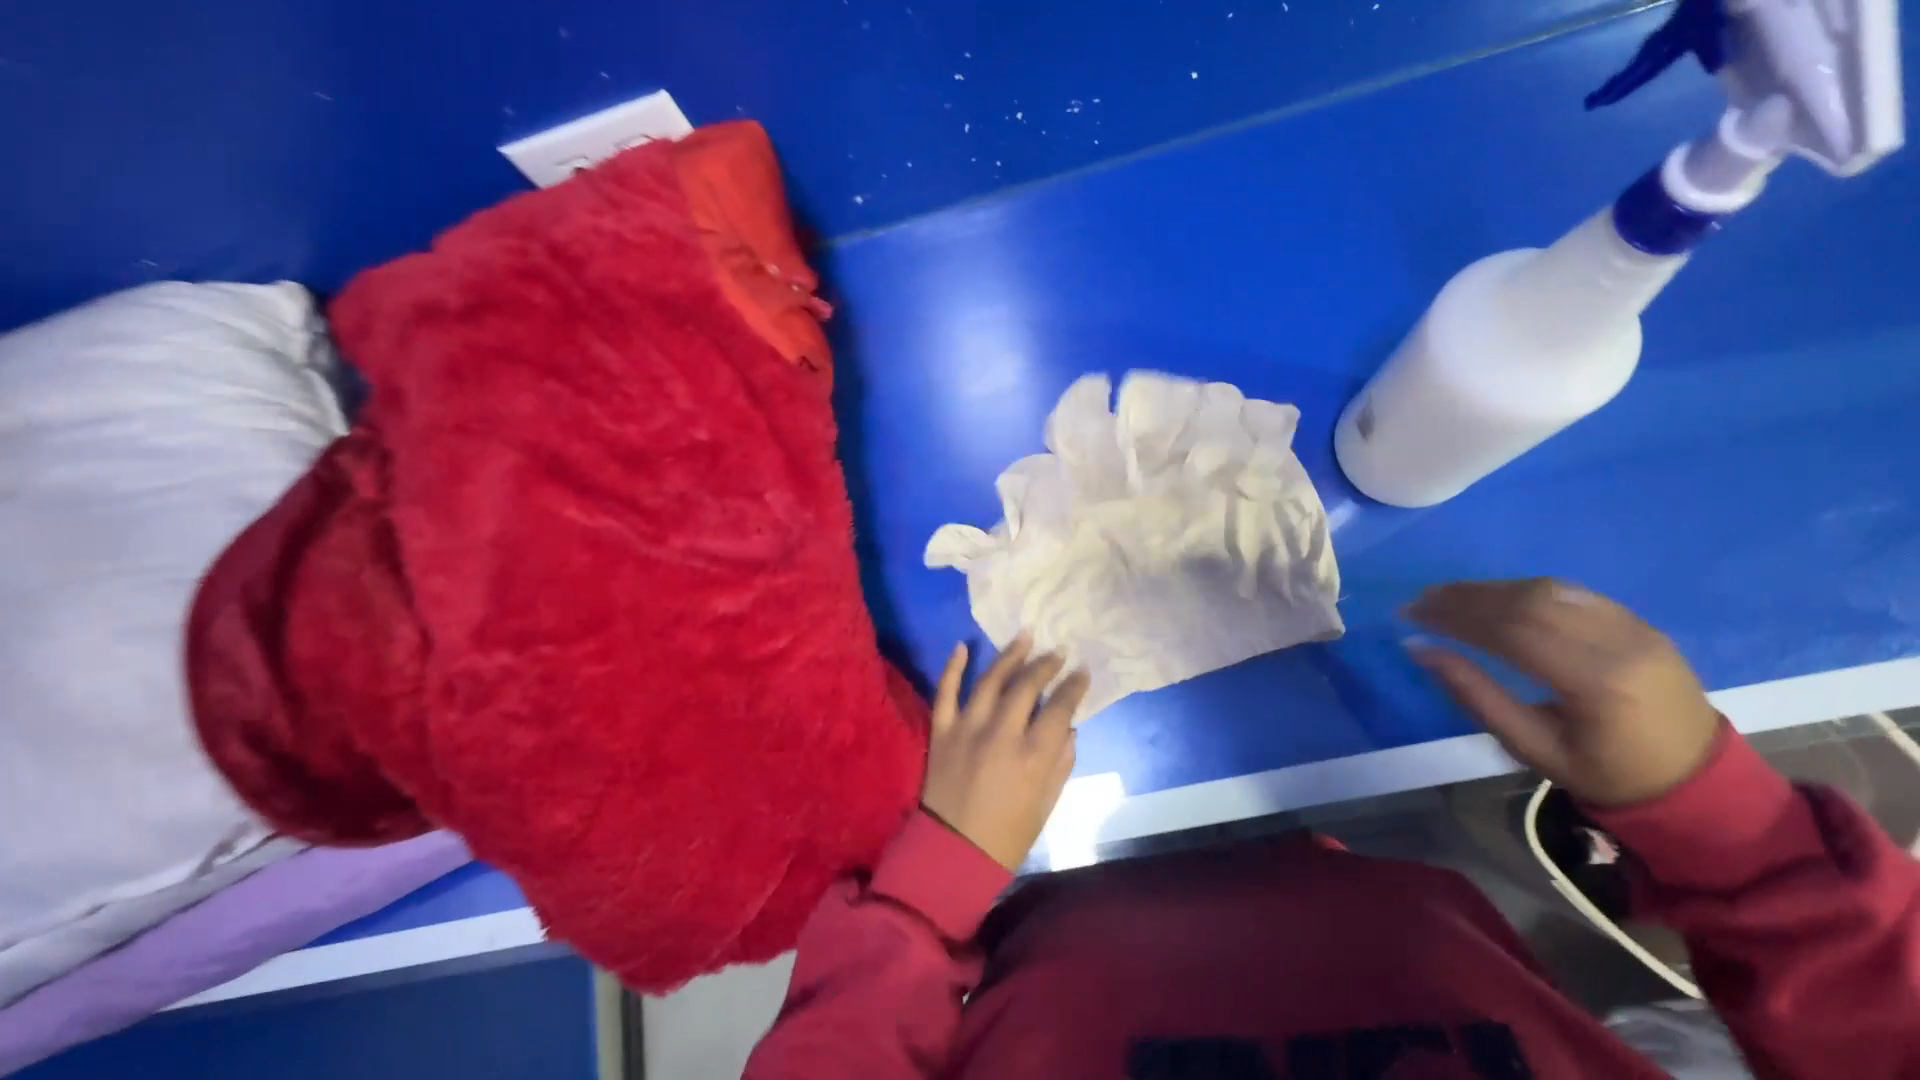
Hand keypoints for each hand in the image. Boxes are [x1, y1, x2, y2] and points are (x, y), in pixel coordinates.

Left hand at [920, 635, 1090, 871]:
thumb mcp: (1047, 805)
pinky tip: (963, 646)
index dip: (1074, 687)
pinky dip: (953, 668)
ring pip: (990, 681)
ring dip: (1009, 656)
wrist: (953, 854)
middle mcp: (1001, 735)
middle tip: (1057, 651)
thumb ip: (1060, 763)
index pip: (1060, 708)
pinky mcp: (941, 732)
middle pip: (1027, 686)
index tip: (1082, 672)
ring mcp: (967, 729)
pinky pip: (945, 692)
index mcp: (1033, 756)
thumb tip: (1068, 729)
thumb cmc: (1008, 835)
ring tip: (1024, 636)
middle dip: (1045, 665)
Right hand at [1406, 579, 1721, 806]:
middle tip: (1422, 601)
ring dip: (1492, 589)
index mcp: (1596, 682)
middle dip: (1467, 597)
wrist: (1697, 780)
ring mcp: (1635, 627)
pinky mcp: (1639, 622)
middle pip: (1529, 601)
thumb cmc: (1606, 774)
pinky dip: (1524, 590)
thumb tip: (1421, 650)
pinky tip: (1496, 599)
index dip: (1457, 616)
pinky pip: (1572, 593)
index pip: (1512, 630)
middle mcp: (1619, 642)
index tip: (1412, 615)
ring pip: (1549, 589)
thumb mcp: (1532, 748)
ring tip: (1449, 597)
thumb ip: (1476, 696)